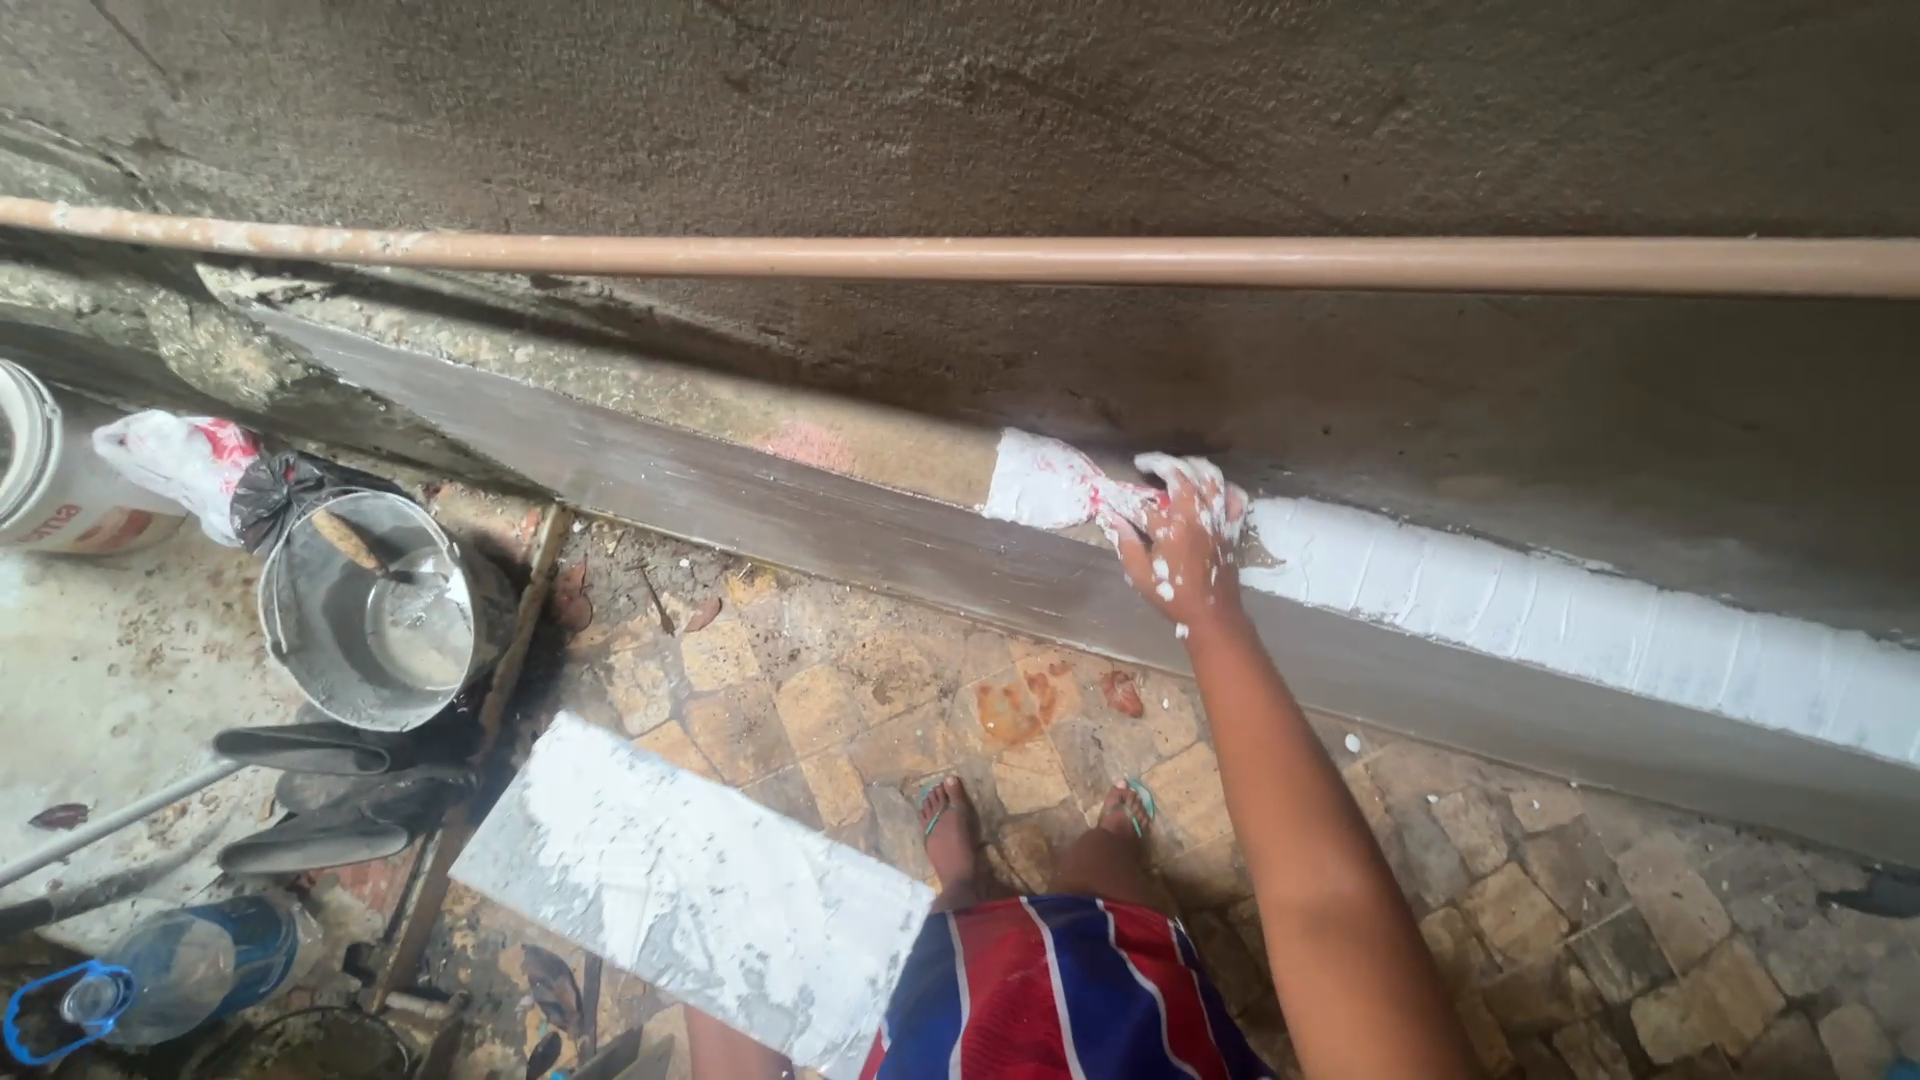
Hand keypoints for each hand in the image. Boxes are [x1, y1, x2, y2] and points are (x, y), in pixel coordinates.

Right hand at [1104, 454, 1248, 640]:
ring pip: (1211, 478)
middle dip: (1159, 463)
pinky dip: (1226, 487)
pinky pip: (1235, 499)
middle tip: (1143, 462)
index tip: (1107, 492)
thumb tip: (1110, 518)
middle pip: (1179, 476)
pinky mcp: (1231, 528)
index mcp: (1170, 530)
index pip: (1140, 504)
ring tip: (1178, 463)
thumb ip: (1125, 543)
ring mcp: (1217, 520)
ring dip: (1193, 465)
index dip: (1121, 497)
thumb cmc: (1173, 597)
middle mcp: (1196, 517)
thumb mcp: (1140, 575)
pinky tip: (1212, 486)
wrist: (1212, 615)